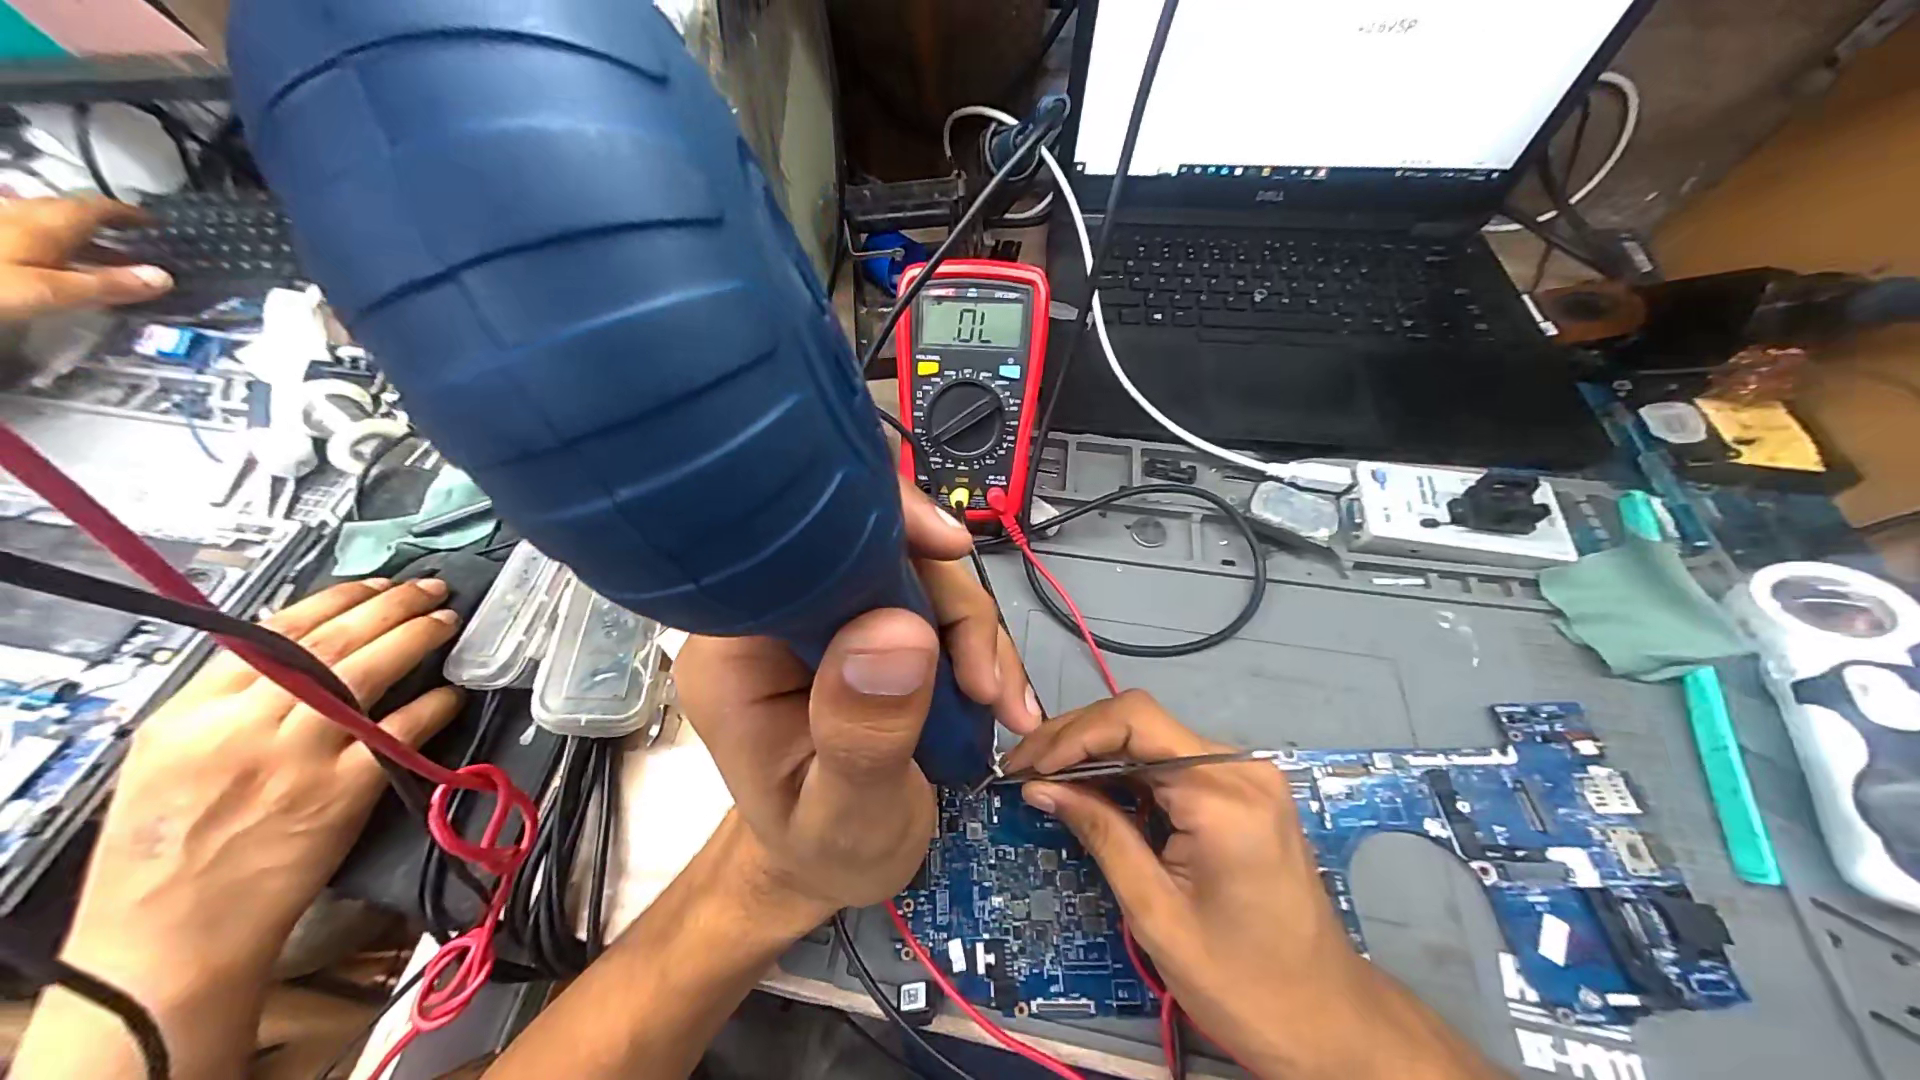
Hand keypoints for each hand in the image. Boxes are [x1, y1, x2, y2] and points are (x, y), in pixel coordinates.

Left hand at [0, 197, 172, 320]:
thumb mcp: (47, 292)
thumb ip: (107, 285)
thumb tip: (165, 277)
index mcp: (42, 222)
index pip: (95, 208)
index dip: (129, 214)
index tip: (156, 223)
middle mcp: (15, 214)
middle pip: (64, 212)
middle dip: (101, 225)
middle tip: (133, 244)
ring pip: (38, 222)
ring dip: (71, 237)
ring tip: (96, 254)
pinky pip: (18, 234)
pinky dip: (44, 245)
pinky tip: (45, 259)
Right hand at [64, 579, 463, 985]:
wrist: (171, 932)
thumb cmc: (169, 842)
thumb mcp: (175, 754)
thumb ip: (234, 699)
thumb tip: (309, 647)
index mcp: (194, 711)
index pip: (276, 632)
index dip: (340, 599)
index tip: (381, 582)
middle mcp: (246, 724)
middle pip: (333, 643)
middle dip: (392, 605)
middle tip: (434, 587)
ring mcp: (298, 756)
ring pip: (368, 674)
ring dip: (417, 638)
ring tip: (448, 619)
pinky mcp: (342, 790)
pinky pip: (400, 732)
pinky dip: (433, 706)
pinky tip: (454, 692)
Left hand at [676, 477, 1038, 920]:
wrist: (830, 862)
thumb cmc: (823, 853)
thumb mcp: (845, 817)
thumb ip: (864, 734)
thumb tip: (900, 630)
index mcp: (738, 653)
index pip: (800, 552)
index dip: (877, 528)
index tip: (950, 551)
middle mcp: (776, 619)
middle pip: (877, 555)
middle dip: (949, 608)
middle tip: (987, 685)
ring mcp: (826, 620)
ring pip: (917, 577)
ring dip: (972, 633)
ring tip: (999, 704)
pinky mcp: (866, 629)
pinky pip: (933, 606)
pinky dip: (975, 644)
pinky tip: (996, 695)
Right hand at [1005, 691, 1500, 1079]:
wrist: (1330, 1023)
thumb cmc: (1243, 984)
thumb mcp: (1156, 913)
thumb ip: (1100, 833)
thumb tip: (1039, 786)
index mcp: (1224, 792)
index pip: (1134, 721)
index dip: (1072, 734)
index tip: (1027, 767)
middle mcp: (1238, 766)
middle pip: (1138, 721)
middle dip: (1073, 739)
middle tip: (1020, 767)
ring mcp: (1243, 775)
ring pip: (1149, 737)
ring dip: (1093, 753)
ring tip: (1041, 776)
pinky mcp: (1239, 790)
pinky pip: (1168, 763)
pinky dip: (1122, 771)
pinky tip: (1086, 789)